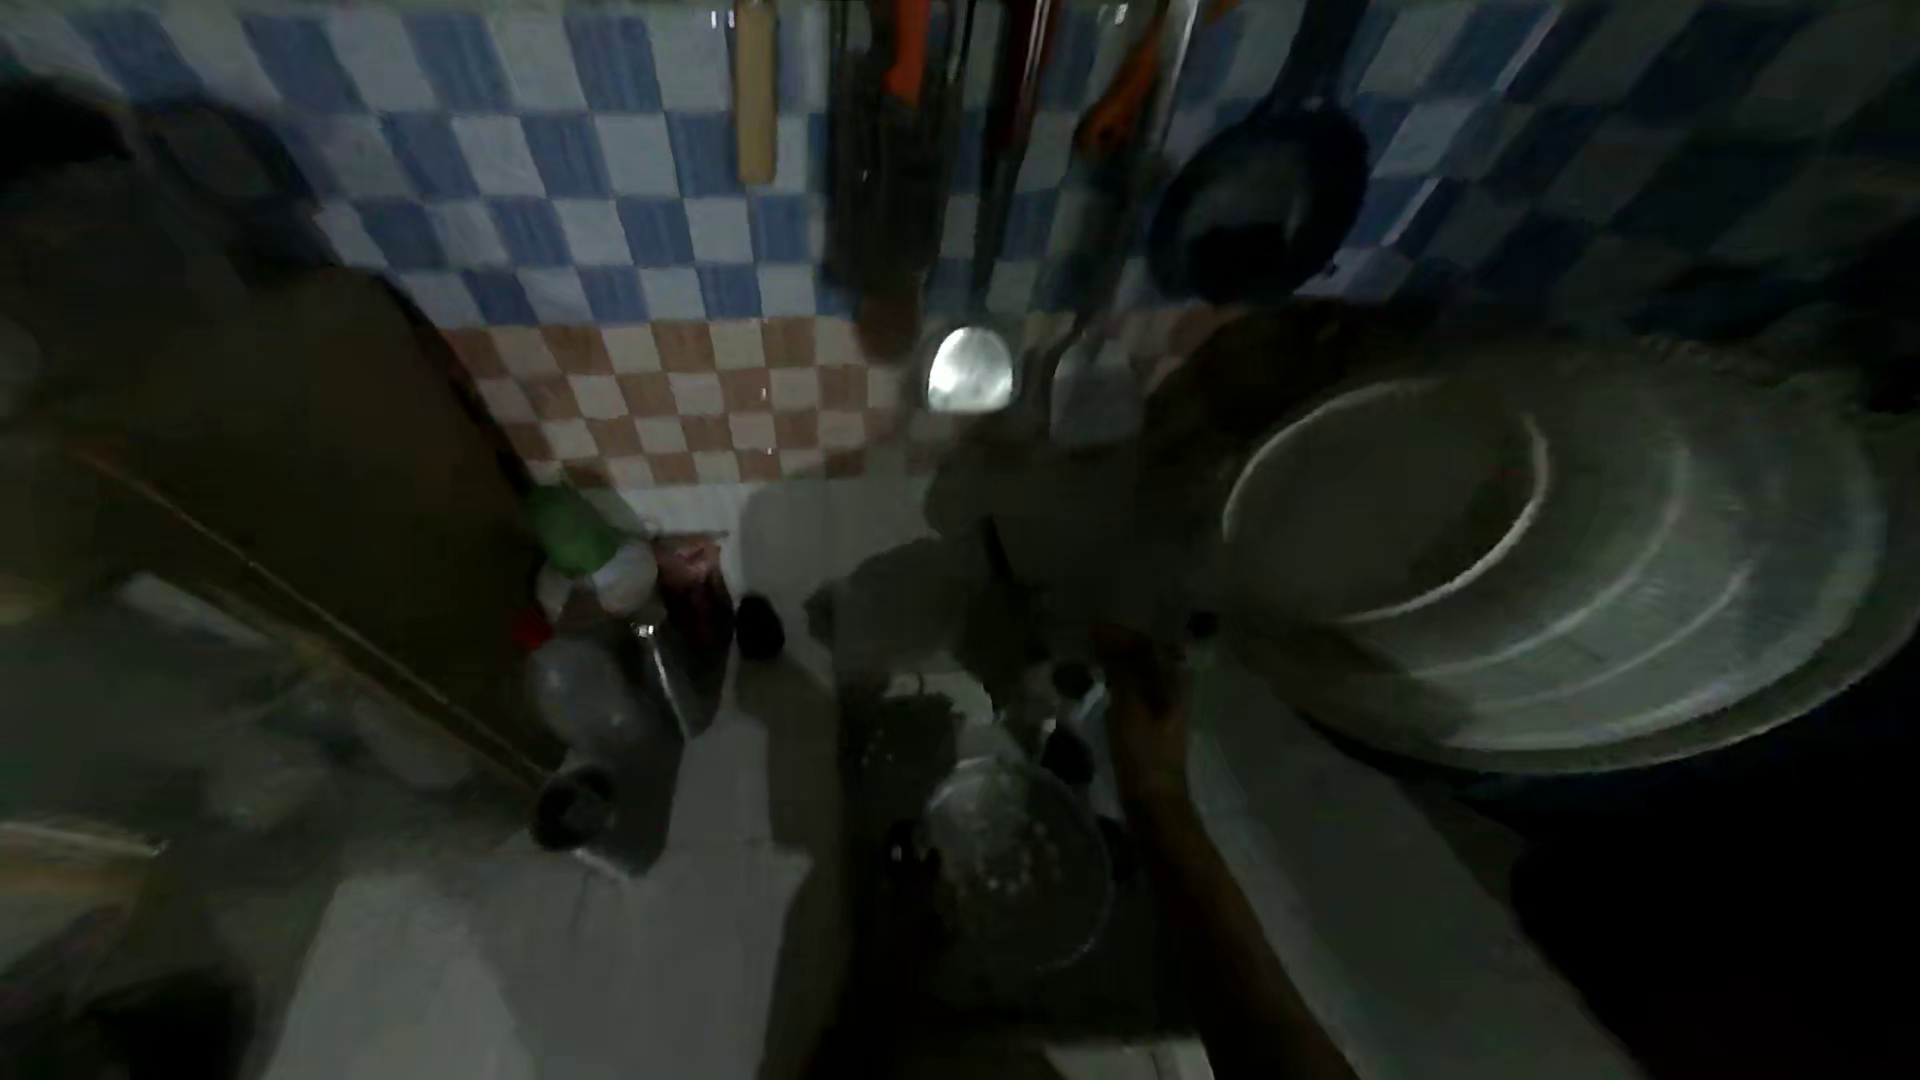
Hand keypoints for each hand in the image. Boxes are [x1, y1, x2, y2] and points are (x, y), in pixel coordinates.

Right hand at [1094, 625, 1190, 804]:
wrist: (1154, 800)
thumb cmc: (1142, 752)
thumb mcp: (1128, 706)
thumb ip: (1120, 670)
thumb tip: (1105, 637)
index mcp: (1173, 681)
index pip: (1147, 643)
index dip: (1120, 633)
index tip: (1092, 630)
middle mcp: (1173, 688)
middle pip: (1145, 656)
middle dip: (1117, 645)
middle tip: (1086, 641)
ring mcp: (1163, 705)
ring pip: (1139, 672)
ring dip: (1116, 661)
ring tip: (1088, 656)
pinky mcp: (1151, 721)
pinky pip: (1134, 688)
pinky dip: (1116, 680)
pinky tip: (1099, 682)